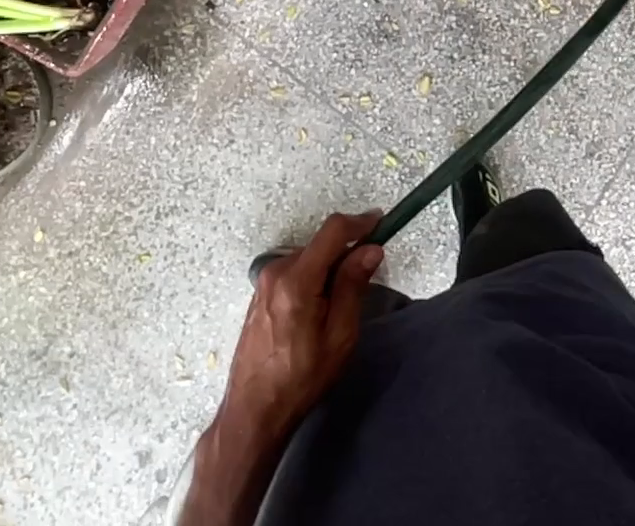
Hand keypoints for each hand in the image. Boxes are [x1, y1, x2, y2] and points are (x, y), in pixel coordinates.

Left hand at [217, 212, 384, 443]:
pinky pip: (295, 272)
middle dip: (346, 253)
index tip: (381, 222)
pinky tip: (318, 310)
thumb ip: (353, 286)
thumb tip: (370, 250)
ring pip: (308, 258)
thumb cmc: (301, 378)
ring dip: (329, 268)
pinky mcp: (260, 294)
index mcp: (296, 280)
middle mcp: (276, 272)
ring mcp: (264, 282)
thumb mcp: (339, 335)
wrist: (253, 411)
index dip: (360, 222)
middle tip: (365, 281)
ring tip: (338, 307)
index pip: (332, 231)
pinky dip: (313, 277)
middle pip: (321, 245)